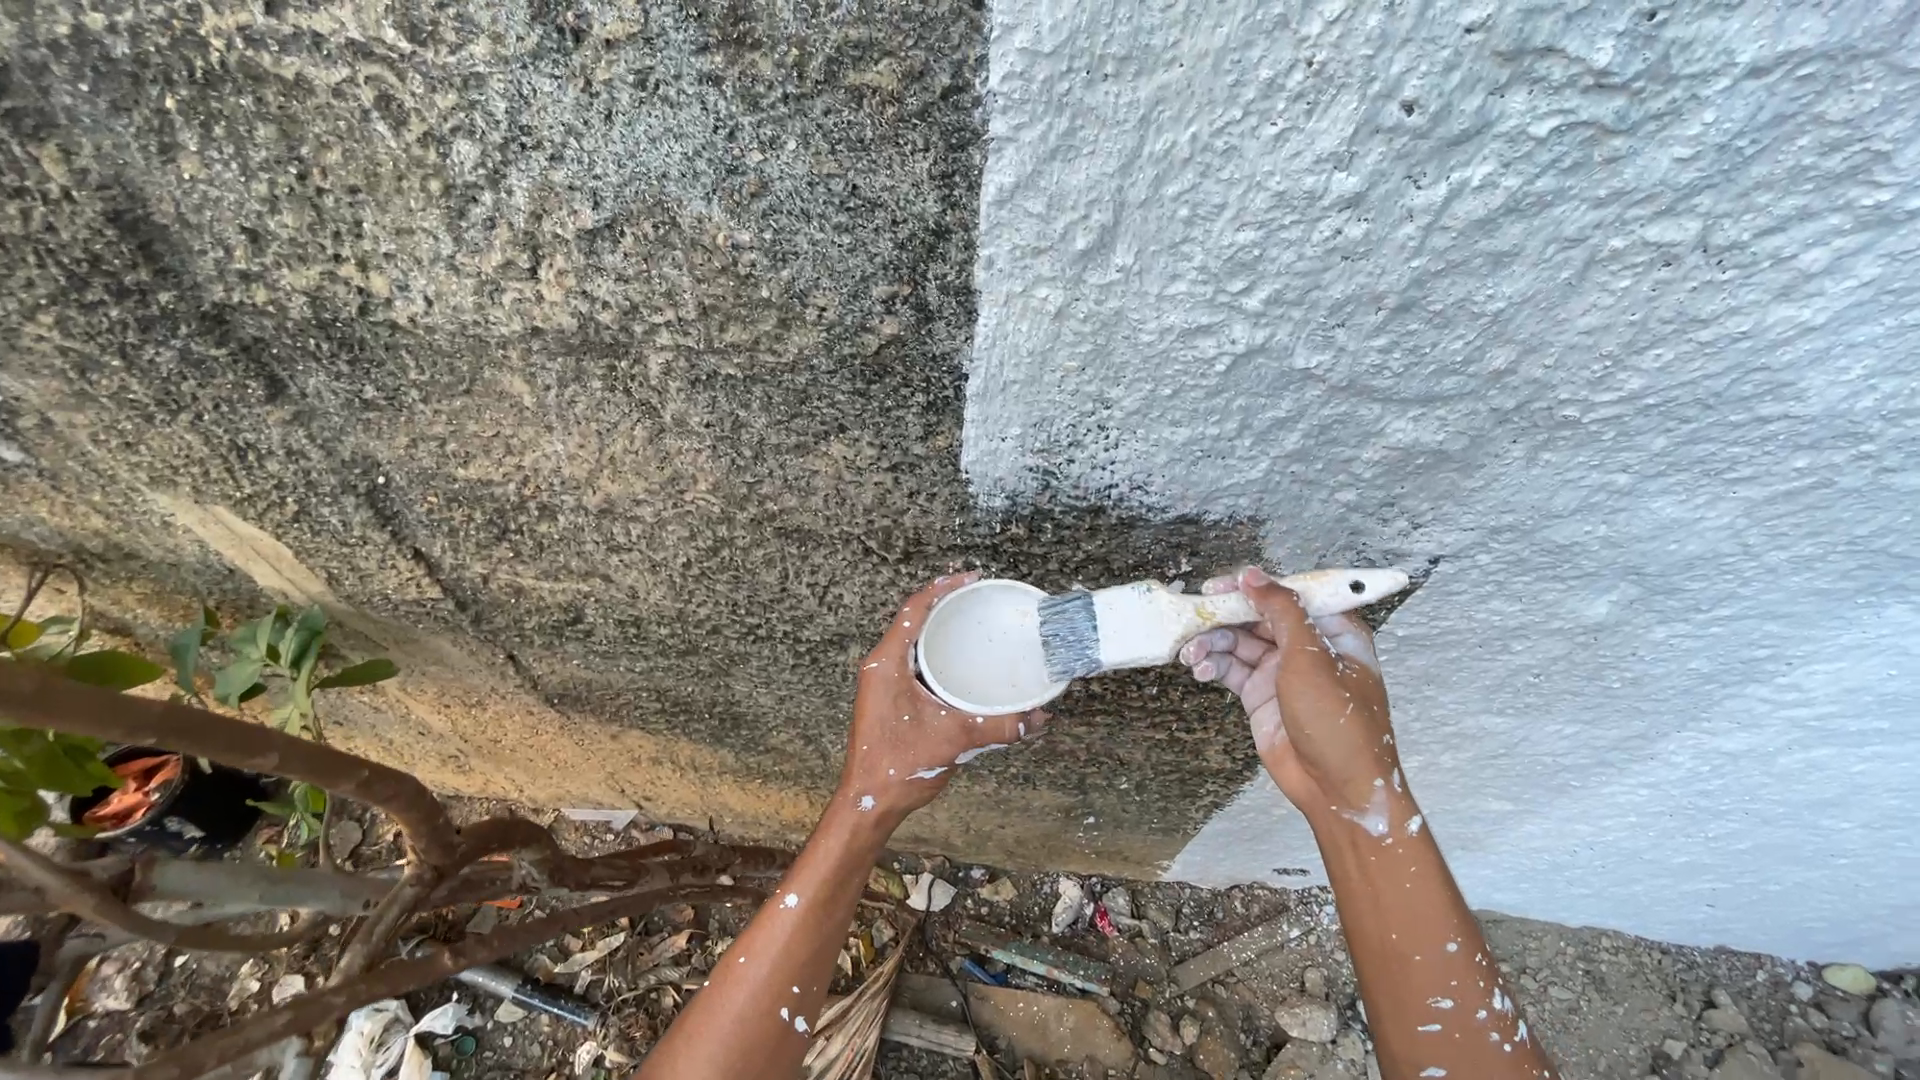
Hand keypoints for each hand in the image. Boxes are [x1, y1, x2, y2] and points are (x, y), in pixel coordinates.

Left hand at [836, 572, 1048, 823]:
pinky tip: (959, 665)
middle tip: (976, 597)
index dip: (942, 587)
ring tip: (971, 624)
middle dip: (943, 604)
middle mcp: (881, 667)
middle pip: (913, 620)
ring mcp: (882, 683)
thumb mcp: (955, 739)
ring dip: (938, 630)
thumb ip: (1000, 726)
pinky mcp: (888, 698)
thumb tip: (1038, 718)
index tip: (970, 577)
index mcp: (887, 663)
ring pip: (912, 642)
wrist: (869, 802)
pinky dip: (935, 655)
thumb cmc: (897, 767)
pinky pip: (913, 663)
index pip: (913, 609)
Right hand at [1179, 566, 1400, 823]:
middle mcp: (1306, 647)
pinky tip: (1199, 670)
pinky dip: (1212, 666)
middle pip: (1257, 616)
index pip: (1290, 594)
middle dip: (1225, 615)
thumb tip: (1252, 576)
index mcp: (1332, 632)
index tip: (1221, 585)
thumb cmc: (1339, 723)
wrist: (1336, 789)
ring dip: (1212, 642)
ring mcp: (1281, 672)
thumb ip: (1281, 611)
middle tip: (1194, 613)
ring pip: (1238, 642)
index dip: (1255, 586)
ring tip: (1190, 652)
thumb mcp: (1312, 658)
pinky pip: (1230, 669)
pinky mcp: (1259, 694)